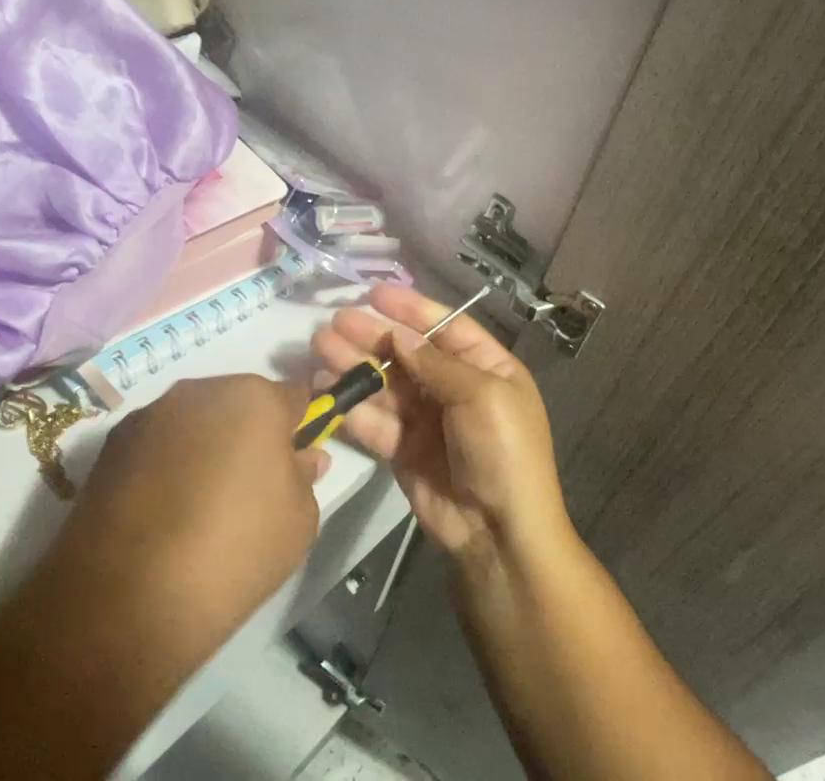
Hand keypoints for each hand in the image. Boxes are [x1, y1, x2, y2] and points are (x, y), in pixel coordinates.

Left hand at [36, 375, 330, 660]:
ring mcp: (148, 417)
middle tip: (250, 486)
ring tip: (202, 504)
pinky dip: (165, 466)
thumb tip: (302, 458)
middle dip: (250, 433)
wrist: (128, 600)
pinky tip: (165, 512)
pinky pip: (156, 446)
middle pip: (240, 402)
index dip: (299, 426)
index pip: (294, 395)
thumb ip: (304, 477)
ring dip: (205, 447)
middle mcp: (200, 392)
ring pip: (194, 421)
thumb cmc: (235, 551)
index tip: (296, 458)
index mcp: (256, 399)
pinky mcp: (108, 448)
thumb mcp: (299, 521)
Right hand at [311, 284, 572, 565]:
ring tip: (320, 347)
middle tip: (333, 323)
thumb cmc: (504, 452)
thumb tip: (400, 333)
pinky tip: (325, 388)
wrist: (499, 531)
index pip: (446, 328)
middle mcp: (456, 389)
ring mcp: (428, 420)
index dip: (410, 309)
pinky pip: (375, 421)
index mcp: (487, 368)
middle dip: (372, 336)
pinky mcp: (404, 450)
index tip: (373, 294)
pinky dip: (351, 406)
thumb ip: (437, 363)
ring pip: (386, 385)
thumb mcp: (482, 396)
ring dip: (355, 366)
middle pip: (408, 354)